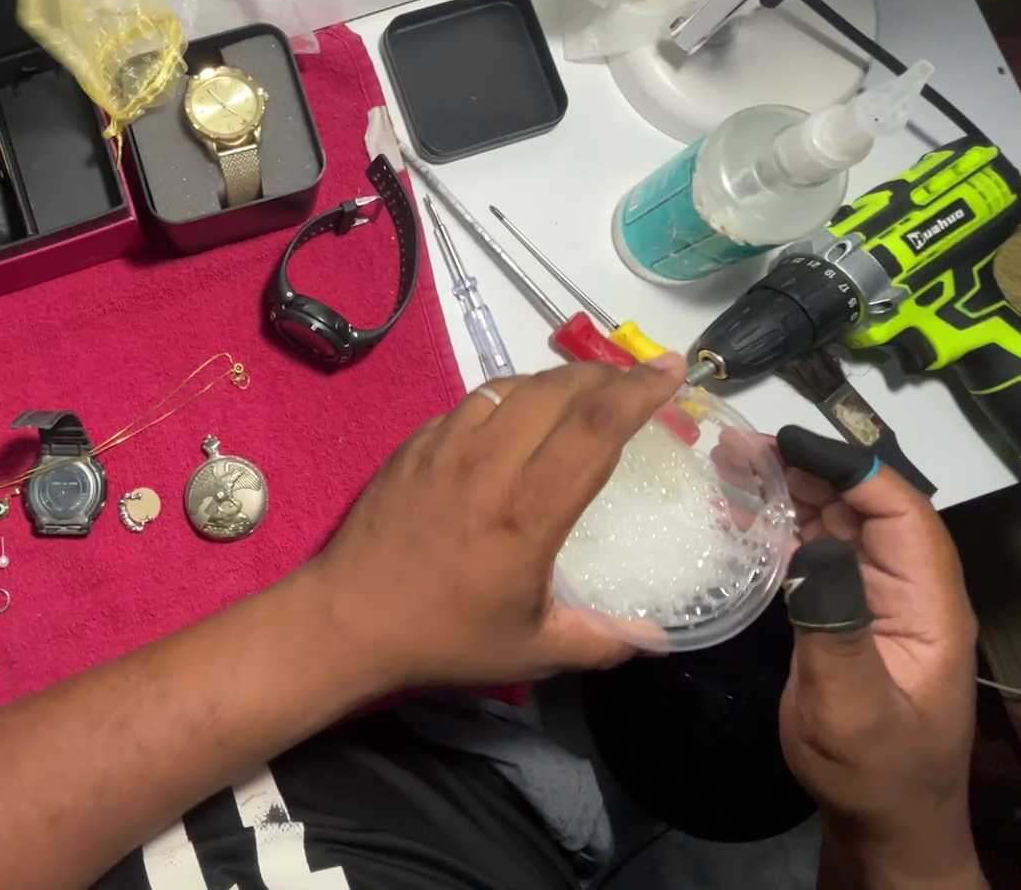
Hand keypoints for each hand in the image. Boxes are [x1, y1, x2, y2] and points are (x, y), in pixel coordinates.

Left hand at [304, 356, 686, 689]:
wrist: (348, 616)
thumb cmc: (442, 636)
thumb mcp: (533, 651)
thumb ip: (603, 639)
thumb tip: (658, 638)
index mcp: (527, 509)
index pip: (595, 428)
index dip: (639, 392)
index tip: (672, 369)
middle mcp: (486, 462)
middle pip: (555, 390)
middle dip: (603, 374)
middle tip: (633, 380)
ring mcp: (442, 446)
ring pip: (509, 387)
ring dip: (554, 380)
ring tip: (581, 391)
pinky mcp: (413, 445)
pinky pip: (470, 404)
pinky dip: (506, 397)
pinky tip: (514, 415)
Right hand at [773, 428, 982, 885]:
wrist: (879, 819)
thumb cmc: (871, 767)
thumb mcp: (850, 704)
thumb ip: (837, 625)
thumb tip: (815, 545)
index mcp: (927, 606)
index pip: (902, 514)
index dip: (850, 469)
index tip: (784, 441)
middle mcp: (904, 590)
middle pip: (864, 508)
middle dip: (805, 468)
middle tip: (735, 447)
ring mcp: (872, 598)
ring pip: (834, 523)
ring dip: (785, 489)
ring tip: (727, 465)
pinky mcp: (840, 609)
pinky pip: (810, 550)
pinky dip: (774, 524)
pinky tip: (734, 513)